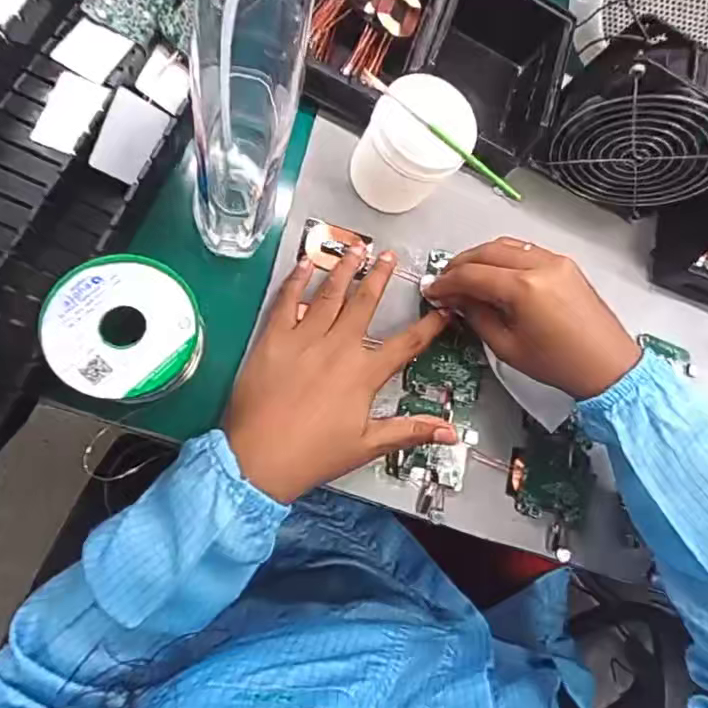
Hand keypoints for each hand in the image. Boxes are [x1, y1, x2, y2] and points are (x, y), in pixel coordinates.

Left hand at [226, 247, 454, 502]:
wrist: (259, 457)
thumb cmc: (311, 455)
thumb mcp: (366, 445)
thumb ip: (408, 431)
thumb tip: (448, 432)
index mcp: (363, 374)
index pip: (407, 343)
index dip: (430, 325)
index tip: (443, 309)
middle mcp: (337, 349)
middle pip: (365, 303)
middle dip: (380, 277)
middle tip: (389, 257)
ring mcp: (304, 339)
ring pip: (330, 294)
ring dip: (344, 269)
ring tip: (355, 249)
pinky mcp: (274, 338)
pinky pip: (288, 301)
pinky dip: (297, 280)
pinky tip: (305, 264)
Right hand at [424, 237, 639, 399]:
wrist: (608, 366)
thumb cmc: (564, 363)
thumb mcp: (506, 346)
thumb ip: (476, 316)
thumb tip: (458, 300)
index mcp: (525, 288)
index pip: (471, 275)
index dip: (446, 283)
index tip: (433, 290)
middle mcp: (541, 267)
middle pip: (484, 252)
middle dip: (458, 265)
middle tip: (444, 282)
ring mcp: (555, 262)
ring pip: (504, 245)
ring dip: (479, 258)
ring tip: (465, 277)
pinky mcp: (564, 265)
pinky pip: (524, 250)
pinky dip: (502, 257)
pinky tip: (492, 274)